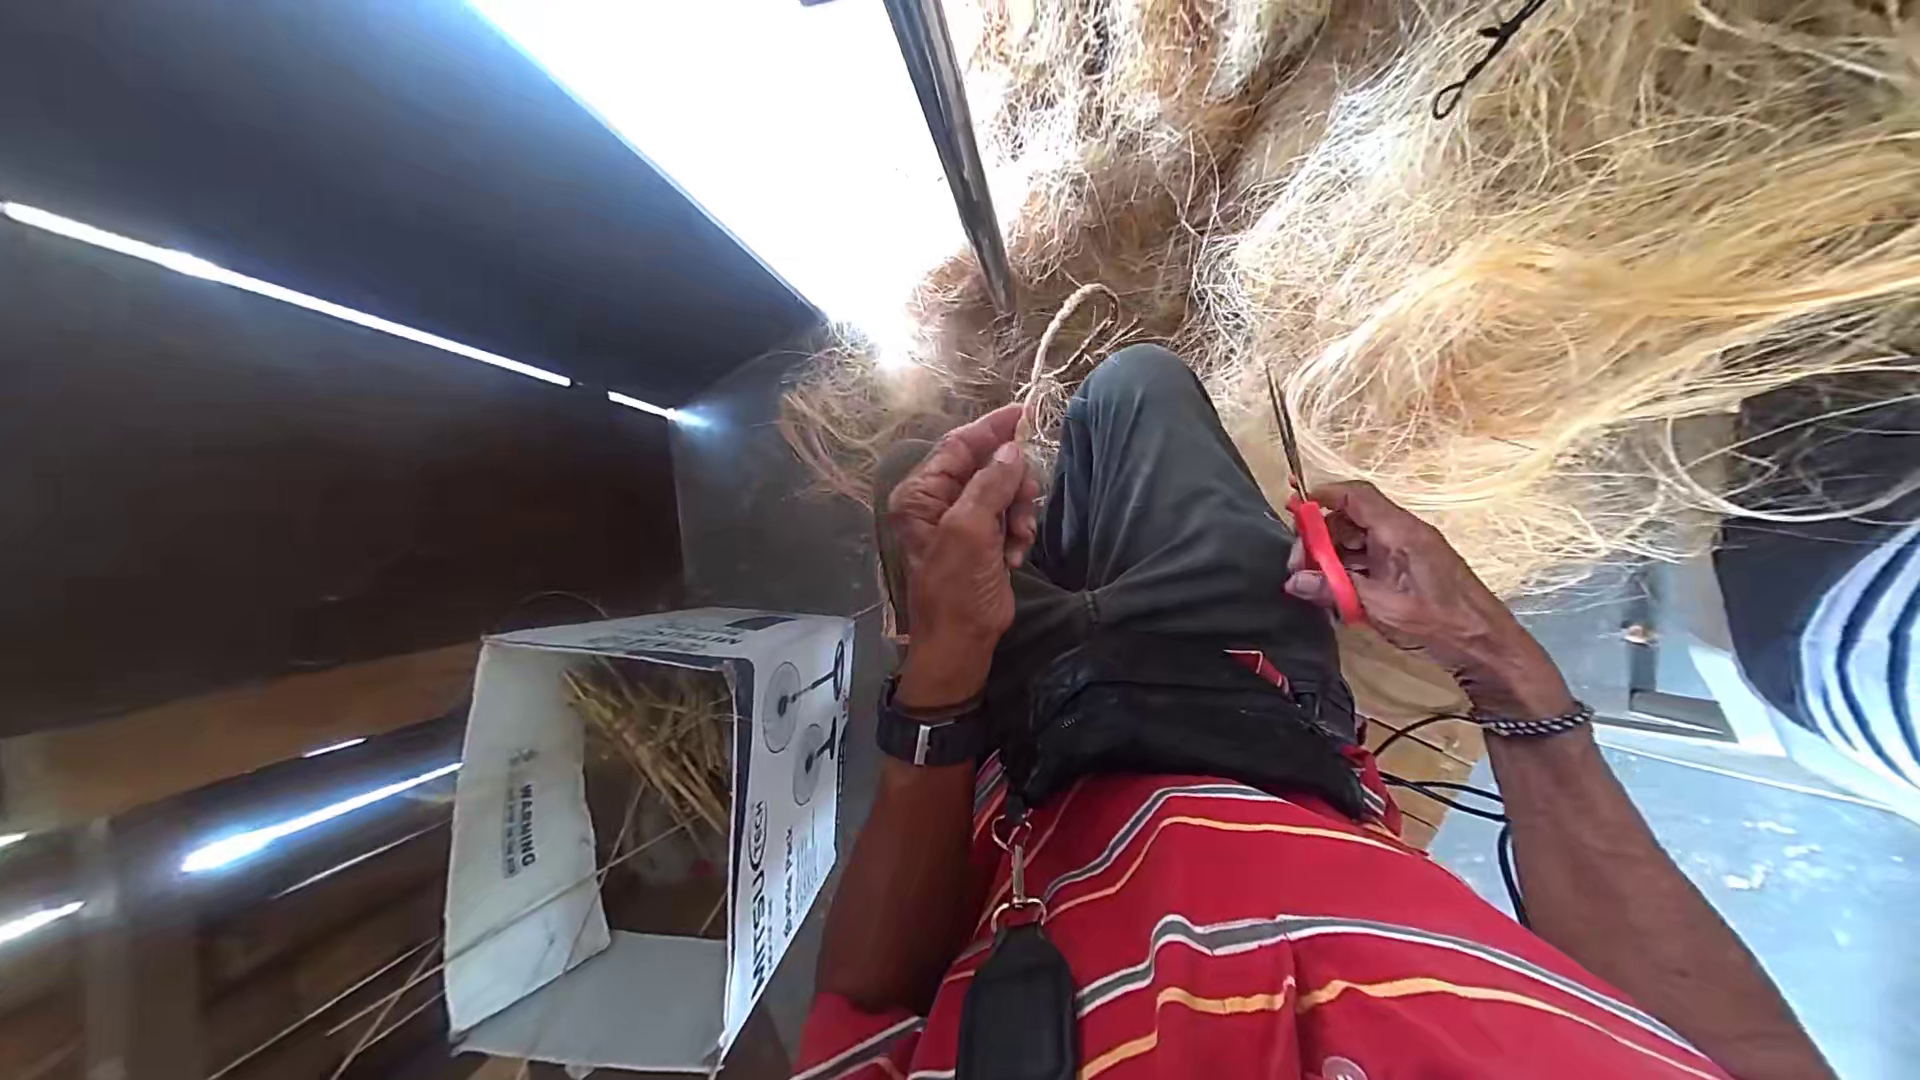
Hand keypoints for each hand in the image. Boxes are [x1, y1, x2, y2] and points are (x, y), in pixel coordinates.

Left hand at [886, 403, 1039, 705]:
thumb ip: (989, 485)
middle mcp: (938, 501)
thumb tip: (1010, 450)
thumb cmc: (956, 588)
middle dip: (1012, 485)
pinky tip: (1016, 557)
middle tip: (1026, 507)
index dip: (990, 428)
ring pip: (1004, 491)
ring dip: (1019, 513)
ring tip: (1020, 540)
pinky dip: (1019, 532)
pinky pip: (1010, 516)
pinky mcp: (983, 539)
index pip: (957, 446)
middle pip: (987, 467)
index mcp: (921, 493)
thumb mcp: (970, 532)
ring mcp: (962, 520)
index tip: (1023, 413)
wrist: (962, 641)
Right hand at [1283, 481, 1573, 718]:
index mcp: (1401, 533)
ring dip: (1327, 557)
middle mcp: (1401, 535)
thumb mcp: (1382, 608)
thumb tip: (1293, 582)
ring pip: (1352, 540)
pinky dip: (1342, 570)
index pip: (1356, 496)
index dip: (1321, 495)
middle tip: (1297, 567)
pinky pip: (1363, 558)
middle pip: (1347, 519)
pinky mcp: (1402, 570)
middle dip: (1316, 537)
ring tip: (1311, 584)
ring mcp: (1402, 552)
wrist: (1488, 650)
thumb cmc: (1442, 624)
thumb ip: (1335, 590)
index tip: (1291, 509)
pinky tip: (1332, 592)